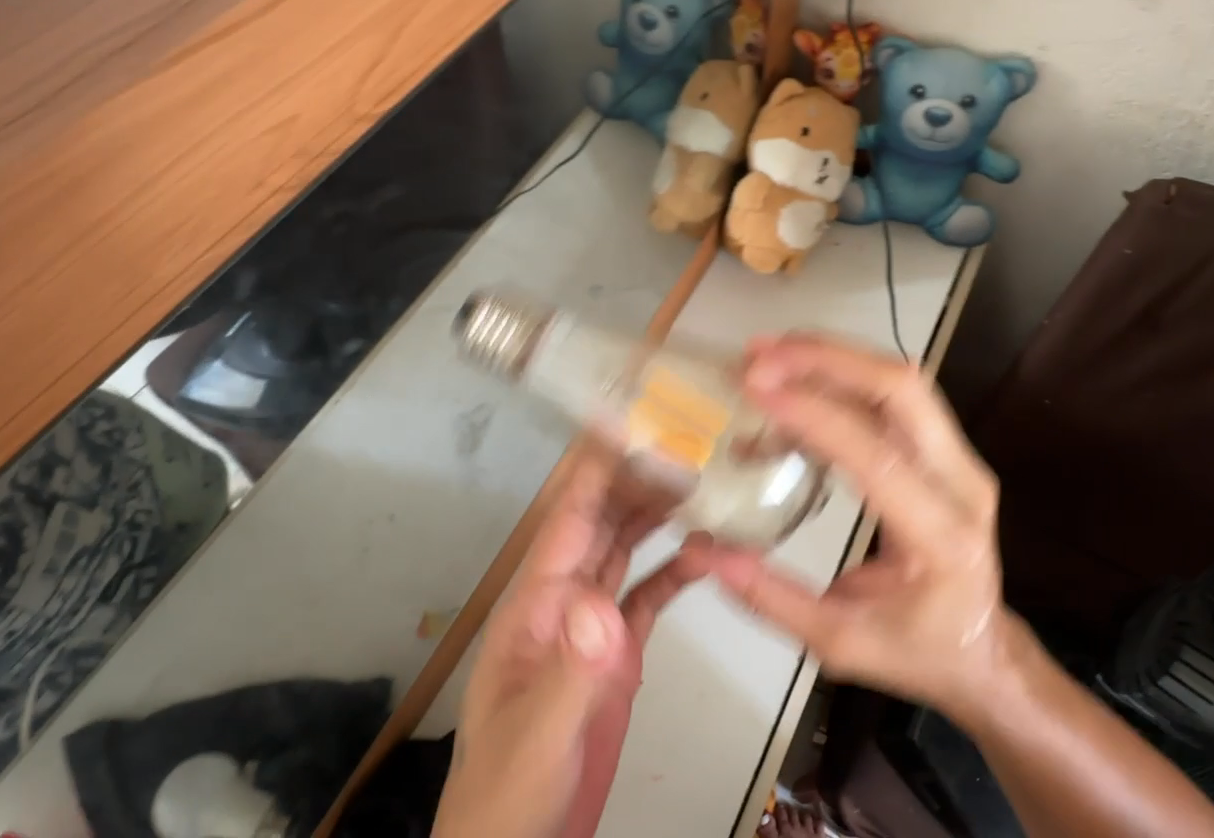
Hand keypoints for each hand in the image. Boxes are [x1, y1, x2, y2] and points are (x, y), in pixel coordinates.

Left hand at [434, 447, 704, 837]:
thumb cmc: (508, 795)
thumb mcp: (536, 737)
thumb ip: (567, 674)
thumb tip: (600, 605)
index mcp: (535, 607)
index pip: (568, 521)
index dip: (595, 468)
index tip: (628, 418)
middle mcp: (564, 603)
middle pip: (603, 523)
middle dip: (639, 478)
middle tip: (689, 441)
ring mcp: (591, 629)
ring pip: (625, 551)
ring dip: (658, 515)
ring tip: (703, 480)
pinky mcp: (617, 656)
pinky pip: (647, 598)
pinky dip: (674, 573)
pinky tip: (705, 554)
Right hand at [690, 336, 1035, 719]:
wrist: (981, 649)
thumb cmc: (915, 651)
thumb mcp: (839, 644)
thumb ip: (771, 598)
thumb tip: (700, 549)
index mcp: (942, 538)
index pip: (877, 457)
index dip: (814, 415)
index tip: (754, 388)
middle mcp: (962, 484)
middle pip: (903, 391)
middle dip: (827, 359)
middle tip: (757, 356)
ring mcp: (959, 460)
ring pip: (901, 383)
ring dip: (832, 359)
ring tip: (765, 359)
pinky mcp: (944, 450)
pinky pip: (893, 399)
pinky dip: (840, 381)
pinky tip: (791, 394)